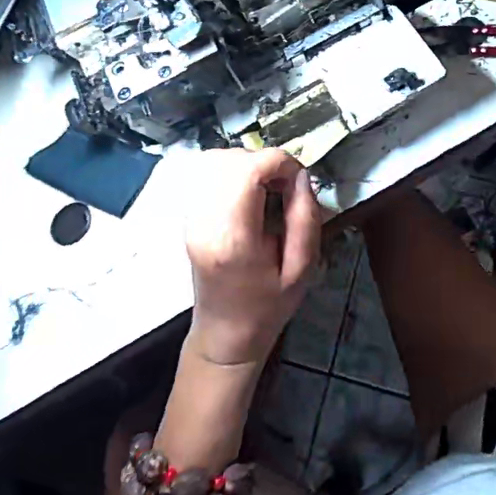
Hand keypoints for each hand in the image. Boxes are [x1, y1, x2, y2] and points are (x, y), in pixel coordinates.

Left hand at [178, 149, 323, 367]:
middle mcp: (205, 221)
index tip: (298, 179)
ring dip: (248, 163)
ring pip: (215, 160)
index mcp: (233, 237)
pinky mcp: (190, 216)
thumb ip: (305, 218)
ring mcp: (192, 218)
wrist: (225, 335)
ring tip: (269, 186)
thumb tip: (301, 176)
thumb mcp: (302, 268)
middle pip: (230, 160)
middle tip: (286, 184)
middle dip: (265, 161)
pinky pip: (207, 174)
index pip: (248, 170)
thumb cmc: (267, 306)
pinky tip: (250, 191)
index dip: (280, 162)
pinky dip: (232, 171)